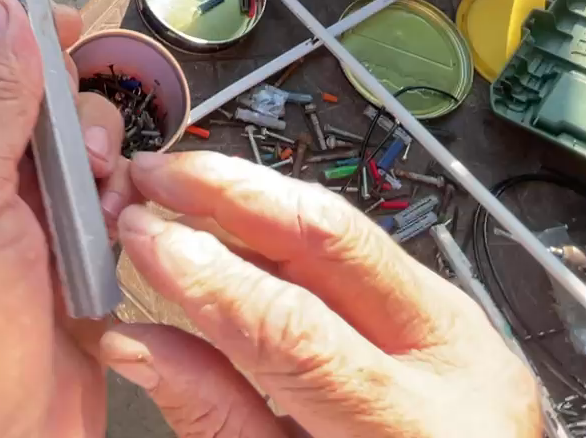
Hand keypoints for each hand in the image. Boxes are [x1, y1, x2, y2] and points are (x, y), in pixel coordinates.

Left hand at [0, 0, 136, 437]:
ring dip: (101, 163)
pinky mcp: (65, 263)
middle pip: (36, 99)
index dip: (19, 30)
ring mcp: (20, 222)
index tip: (72, 21)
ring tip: (101, 199)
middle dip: (71, 109)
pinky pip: (104, 205)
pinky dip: (119, 209)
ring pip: (78, 151)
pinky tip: (118, 233)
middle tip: (81, 150)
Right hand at [102, 152, 540, 437]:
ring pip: (336, 220)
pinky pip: (342, 240)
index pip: (297, 330)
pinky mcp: (435, 302)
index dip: (208, 274)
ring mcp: (450, 320)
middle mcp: (451, 357)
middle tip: (150, 174)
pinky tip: (217, 211)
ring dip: (240, 190)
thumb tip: (134, 341)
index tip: (141, 236)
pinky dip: (268, 218)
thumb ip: (216, 419)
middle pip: (329, 236)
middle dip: (225, 189)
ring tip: (169, 180)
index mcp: (420, 432)